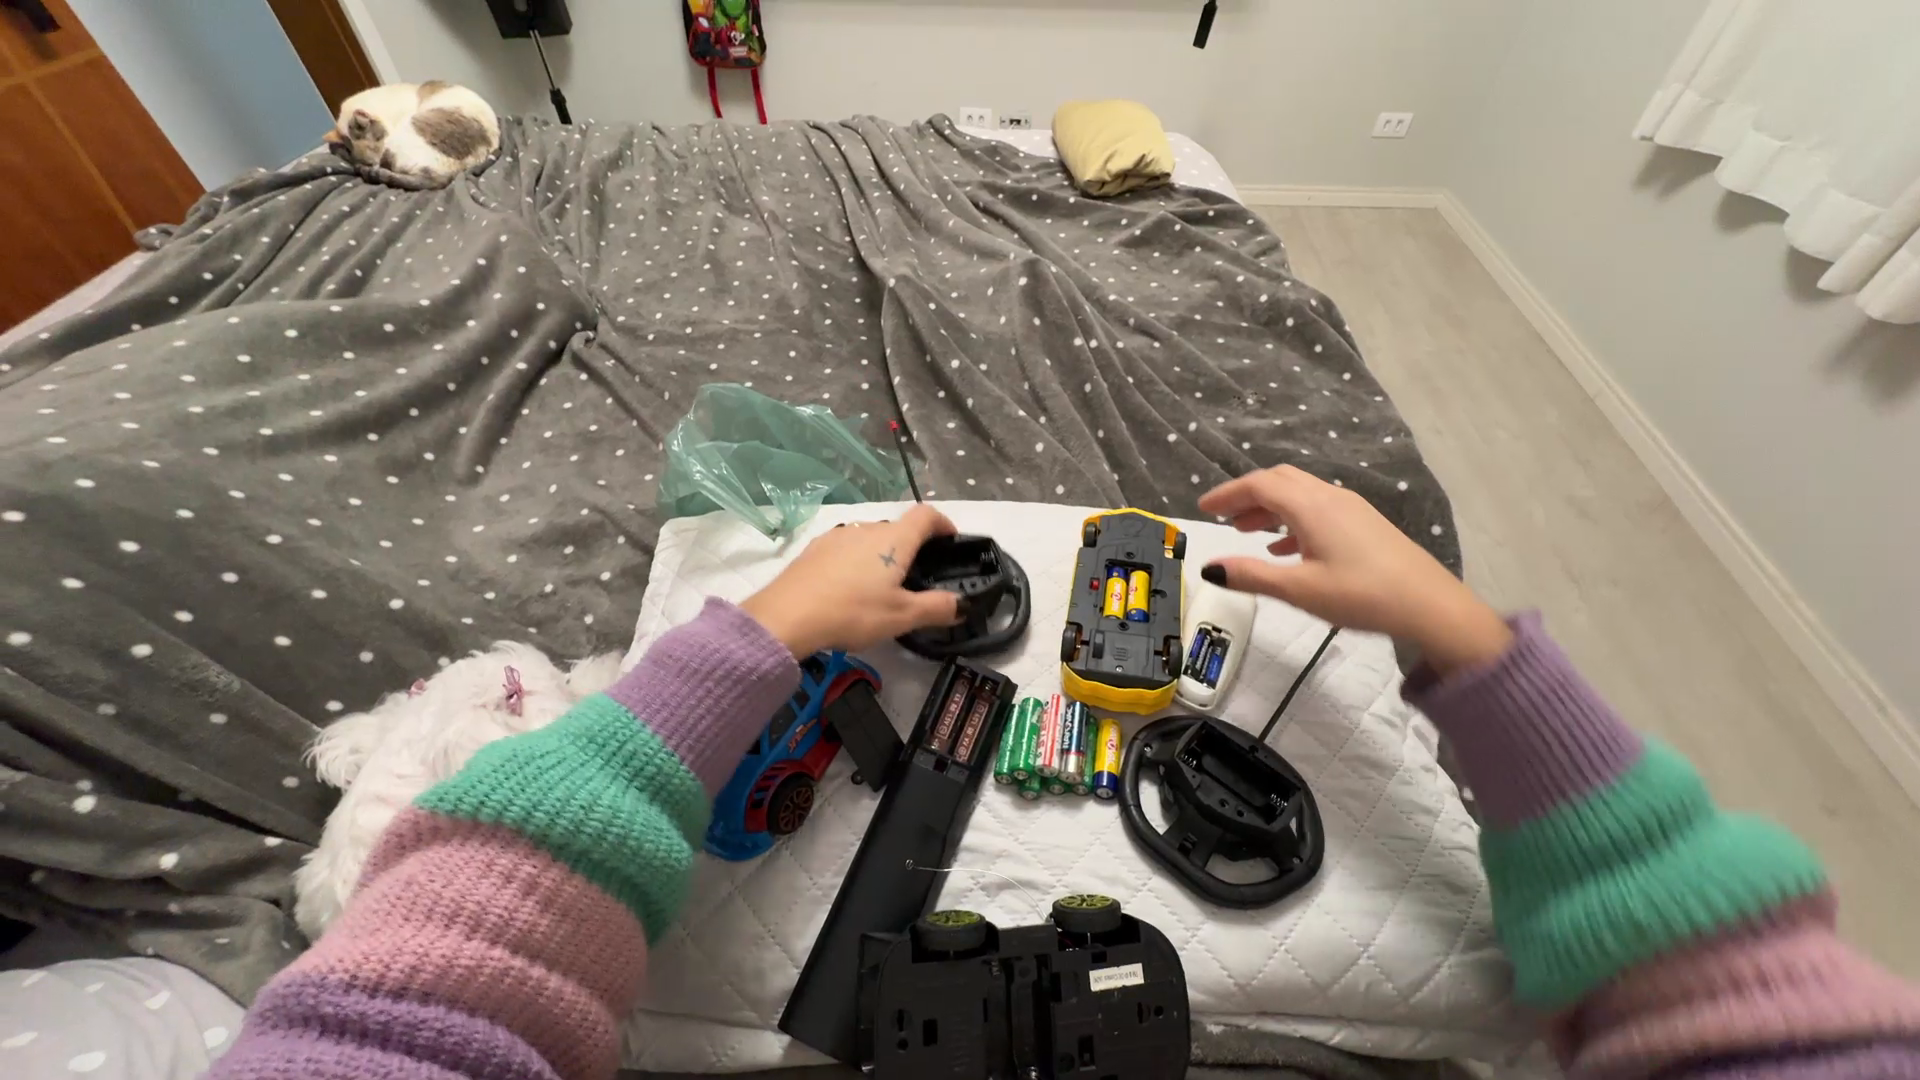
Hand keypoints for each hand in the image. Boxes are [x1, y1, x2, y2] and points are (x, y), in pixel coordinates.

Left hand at [740, 505, 964, 656]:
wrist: (787, 616)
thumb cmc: (853, 612)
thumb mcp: (902, 616)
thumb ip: (937, 608)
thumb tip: (963, 604)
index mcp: (895, 539)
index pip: (926, 515)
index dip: (943, 523)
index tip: (950, 540)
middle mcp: (868, 529)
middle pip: (898, 527)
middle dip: (912, 545)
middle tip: (916, 576)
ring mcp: (838, 536)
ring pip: (870, 538)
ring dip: (882, 553)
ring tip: (881, 584)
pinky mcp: (815, 549)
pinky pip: (845, 548)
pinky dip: (856, 560)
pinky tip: (848, 586)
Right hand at [1196, 466, 1511, 671]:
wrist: (1431, 606)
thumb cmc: (1361, 596)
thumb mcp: (1299, 590)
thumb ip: (1251, 576)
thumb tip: (1209, 567)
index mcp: (1311, 507)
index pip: (1259, 485)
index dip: (1227, 494)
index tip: (1203, 508)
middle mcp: (1330, 498)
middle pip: (1280, 480)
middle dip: (1247, 495)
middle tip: (1222, 518)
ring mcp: (1350, 508)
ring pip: (1299, 494)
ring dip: (1269, 507)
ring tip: (1246, 532)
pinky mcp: (1364, 523)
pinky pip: (1317, 508)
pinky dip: (1291, 519)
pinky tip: (1285, 549)